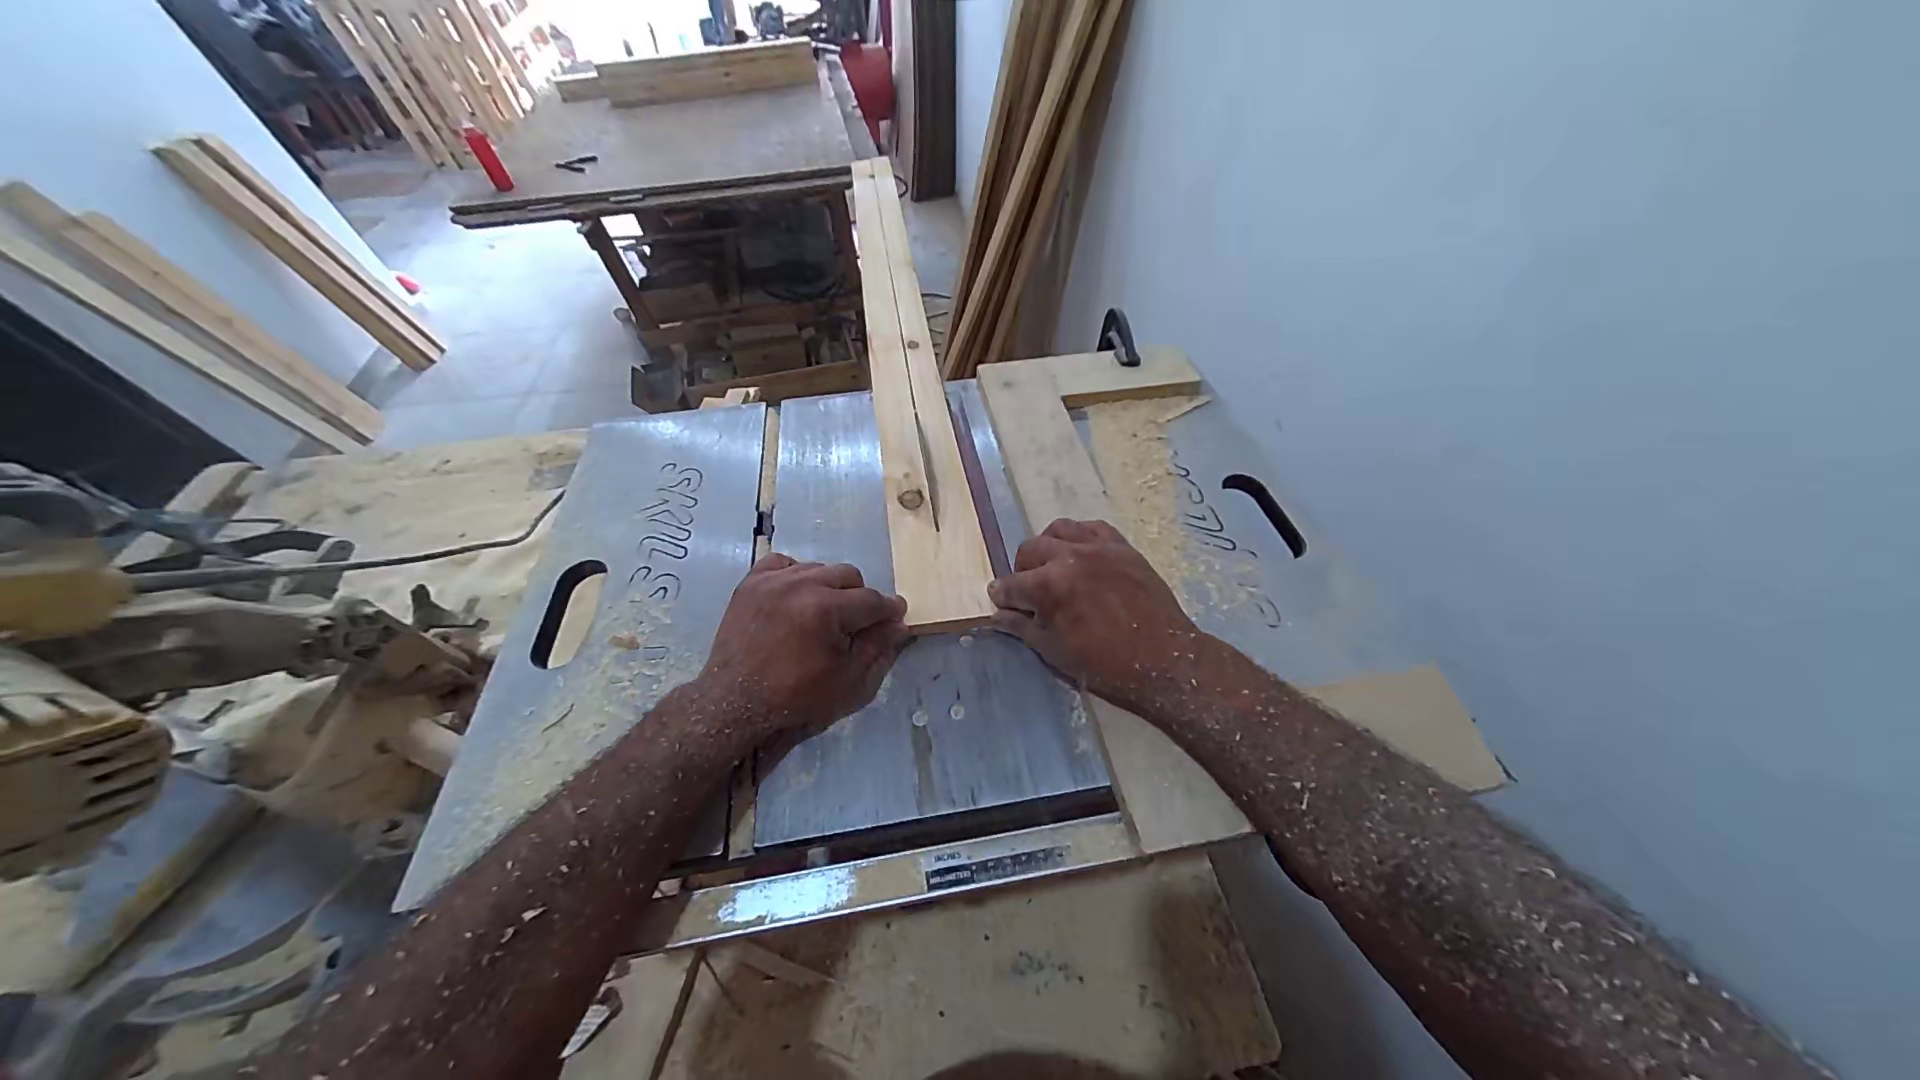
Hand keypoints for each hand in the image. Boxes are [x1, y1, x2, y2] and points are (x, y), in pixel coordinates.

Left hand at [694, 553, 907, 740]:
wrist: (735, 702)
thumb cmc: (795, 697)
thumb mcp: (848, 681)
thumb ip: (877, 647)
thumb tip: (898, 623)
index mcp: (827, 609)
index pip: (872, 600)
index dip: (889, 610)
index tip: (896, 616)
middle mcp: (801, 585)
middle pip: (848, 575)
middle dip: (859, 598)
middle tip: (854, 624)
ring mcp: (772, 581)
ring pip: (819, 568)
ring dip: (829, 587)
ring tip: (822, 615)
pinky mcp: (751, 583)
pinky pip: (783, 563)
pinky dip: (796, 575)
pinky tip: (796, 597)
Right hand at [988, 519, 1205, 707]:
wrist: (1163, 660)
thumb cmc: (1105, 664)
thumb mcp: (1053, 651)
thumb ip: (1021, 626)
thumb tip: (999, 614)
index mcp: (1049, 586)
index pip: (1010, 584)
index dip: (1001, 596)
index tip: (1001, 602)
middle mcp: (1069, 557)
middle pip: (1029, 549)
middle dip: (1021, 571)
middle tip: (1029, 592)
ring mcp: (1098, 547)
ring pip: (1058, 530)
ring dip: (1048, 548)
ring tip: (1054, 568)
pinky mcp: (1122, 547)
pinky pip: (1092, 527)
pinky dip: (1079, 537)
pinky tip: (1081, 556)